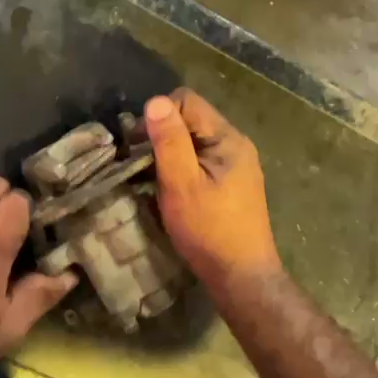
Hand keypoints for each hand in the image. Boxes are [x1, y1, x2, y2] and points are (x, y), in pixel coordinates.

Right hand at [144, 89, 281, 288]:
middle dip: (160, 134)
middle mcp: (234, 144)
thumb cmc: (208, 229)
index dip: (157, 115)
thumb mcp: (181, 183)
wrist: (240, 276)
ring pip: (192, 140)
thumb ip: (169, 141)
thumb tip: (155, 101)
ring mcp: (234, 163)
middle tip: (138, 163)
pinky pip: (198, 159)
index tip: (137, 144)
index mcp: (227, 138)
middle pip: (189, 118)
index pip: (186, 101)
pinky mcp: (229, 182)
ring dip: (167, 152)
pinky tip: (167, 187)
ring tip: (148, 176)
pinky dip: (179, 166)